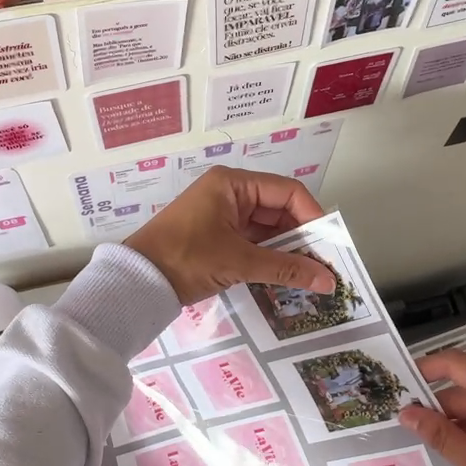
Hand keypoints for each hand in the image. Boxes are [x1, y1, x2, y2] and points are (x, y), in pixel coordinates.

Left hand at [124, 166, 335, 304]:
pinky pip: (253, 243)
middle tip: (324, 265)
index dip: (312, 217)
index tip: (329, 246)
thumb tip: (328, 279)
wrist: (136, 281)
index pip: (287, 192)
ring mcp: (222, 216)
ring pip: (267, 229)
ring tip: (310, 275)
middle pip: (279, 210)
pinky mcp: (217, 238)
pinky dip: (269, 259)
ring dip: (287, 251)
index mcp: (232, 184)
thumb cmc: (185, 258)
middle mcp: (230, 194)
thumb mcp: (238, 261)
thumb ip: (286, 268)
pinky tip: (287, 278)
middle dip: (302, 237)